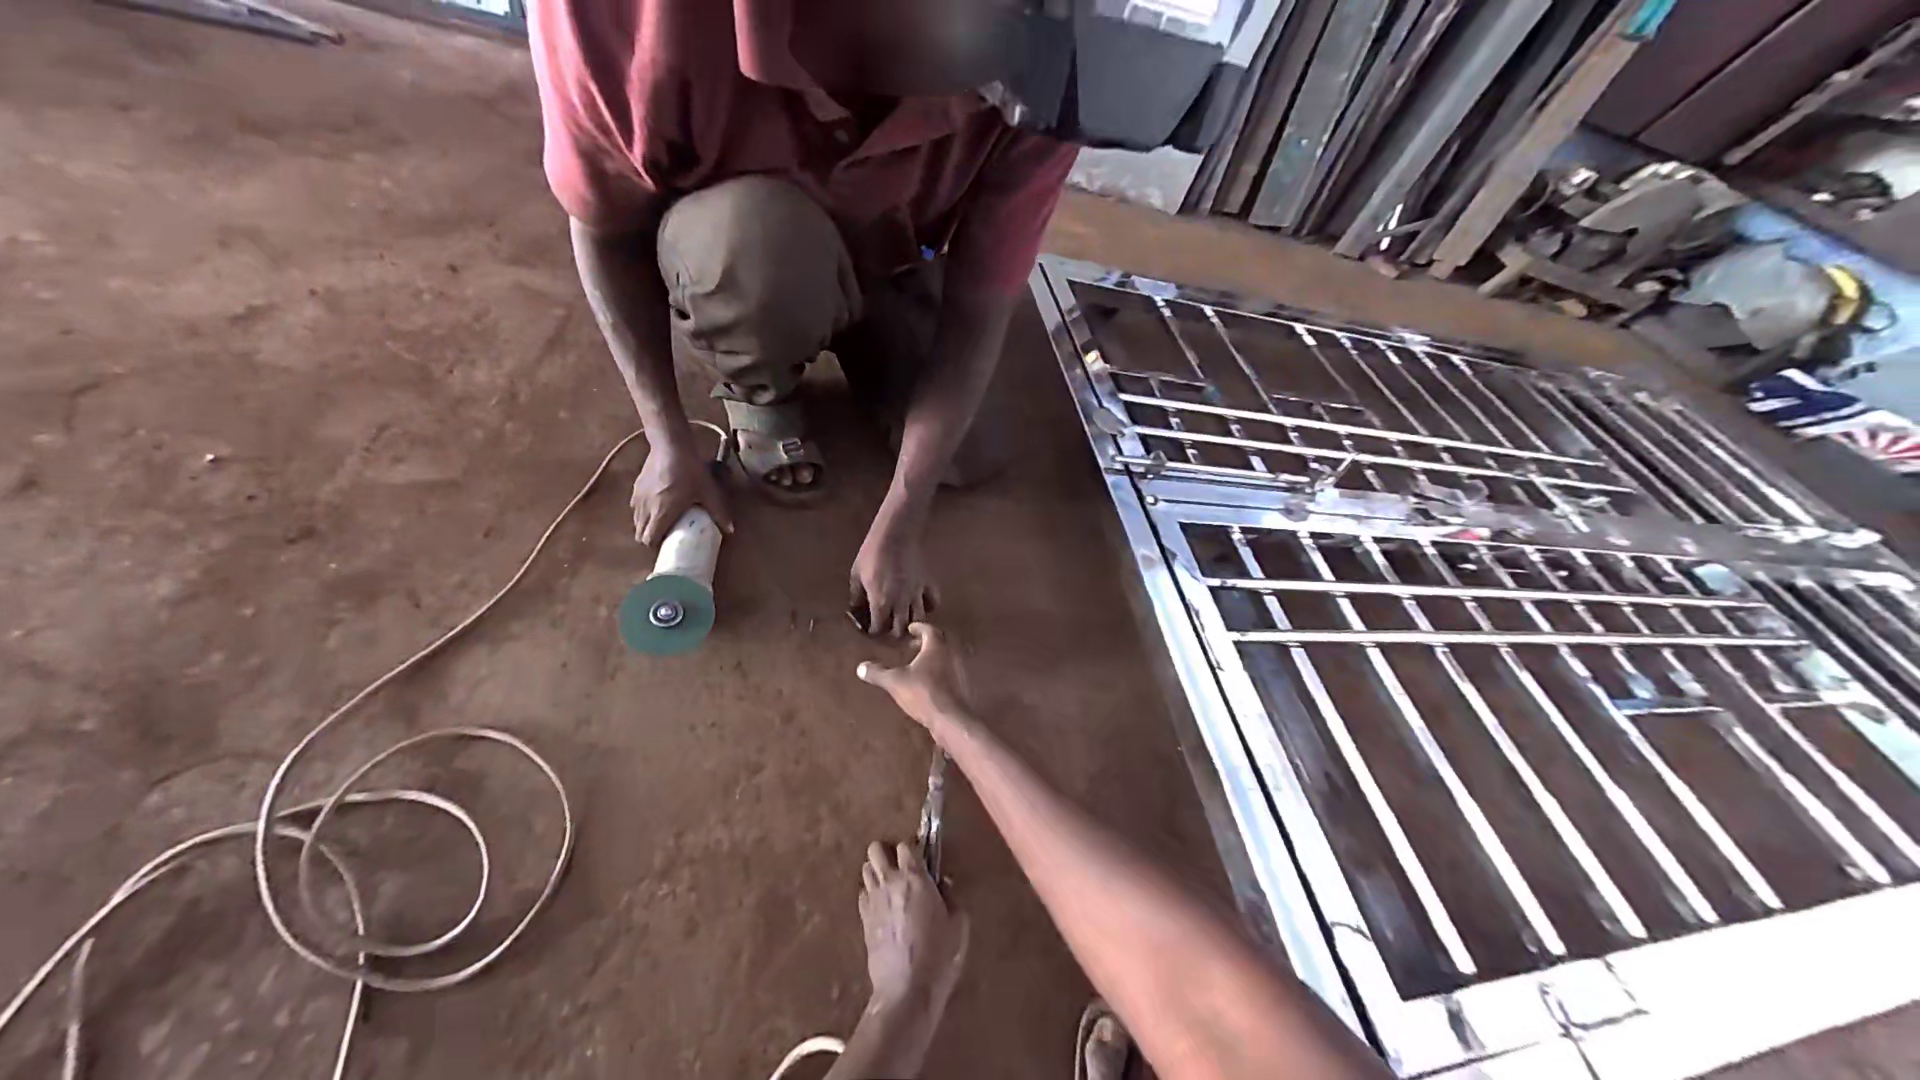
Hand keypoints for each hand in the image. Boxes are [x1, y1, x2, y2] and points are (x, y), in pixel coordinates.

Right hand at [632, 437, 732, 545]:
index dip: (657, 546)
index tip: (669, 545)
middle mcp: (644, 509)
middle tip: (667, 535)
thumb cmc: (690, 471)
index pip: (649, 540)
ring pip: (636, 521)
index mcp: (661, 514)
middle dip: (651, 538)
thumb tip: (730, 530)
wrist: (671, 445)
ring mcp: (637, 498)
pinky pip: (635, 508)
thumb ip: (719, 513)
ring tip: (662, 522)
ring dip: (647, 526)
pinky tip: (657, 505)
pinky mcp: (635, 488)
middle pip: (640, 534)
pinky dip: (643, 513)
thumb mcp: (708, 492)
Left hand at [849, 513, 936, 637]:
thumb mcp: (856, 576)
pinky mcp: (927, 584)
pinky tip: (920, 605)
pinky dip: (928, 608)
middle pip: (900, 631)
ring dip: (910, 624)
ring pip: (918, 620)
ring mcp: (917, 594)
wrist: (894, 535)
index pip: (878, 629)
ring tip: (904, 622)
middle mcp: (900, 603)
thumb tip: (855, 611)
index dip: (872, 632)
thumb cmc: (871, 554)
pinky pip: (933, 602)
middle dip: (892, 633)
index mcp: (880, 603)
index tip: (869, 629)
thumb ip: (856, 597)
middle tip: (887, 627)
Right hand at [857, 623, 969, 728]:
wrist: (950, 718)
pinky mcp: (960, 686)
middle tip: (913, 644)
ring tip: (918, 663)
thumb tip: (861, 667)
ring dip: (933, 656)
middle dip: (926, 641)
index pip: (929, 630)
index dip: (919, 627)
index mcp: (936, 647)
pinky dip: (939, 671)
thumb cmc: (923, 693)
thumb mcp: (895, 682)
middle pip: (940, 641)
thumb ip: (878, 673)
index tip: (910, 628)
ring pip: (945, 657)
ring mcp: (958, 670)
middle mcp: (950, 654)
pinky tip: (928, 682)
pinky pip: (949, 671)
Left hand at [859, 841, 968, 1009]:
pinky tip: (881, 907)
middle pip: (876, 850)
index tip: (921, 861)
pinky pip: (862, 894)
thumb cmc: (939, 955)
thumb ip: (951, 898)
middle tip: (899, 867)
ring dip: (876, 871)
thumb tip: (943, 885)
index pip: (906, 846)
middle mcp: (890, 882)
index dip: (912, 850)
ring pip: (866, 870)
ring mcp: (873, 901)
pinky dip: (869, 894)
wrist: (906, 990)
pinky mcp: (862, 920)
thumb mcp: (959, 925)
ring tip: (889, 885)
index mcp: (915, 878)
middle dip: (885, 852)